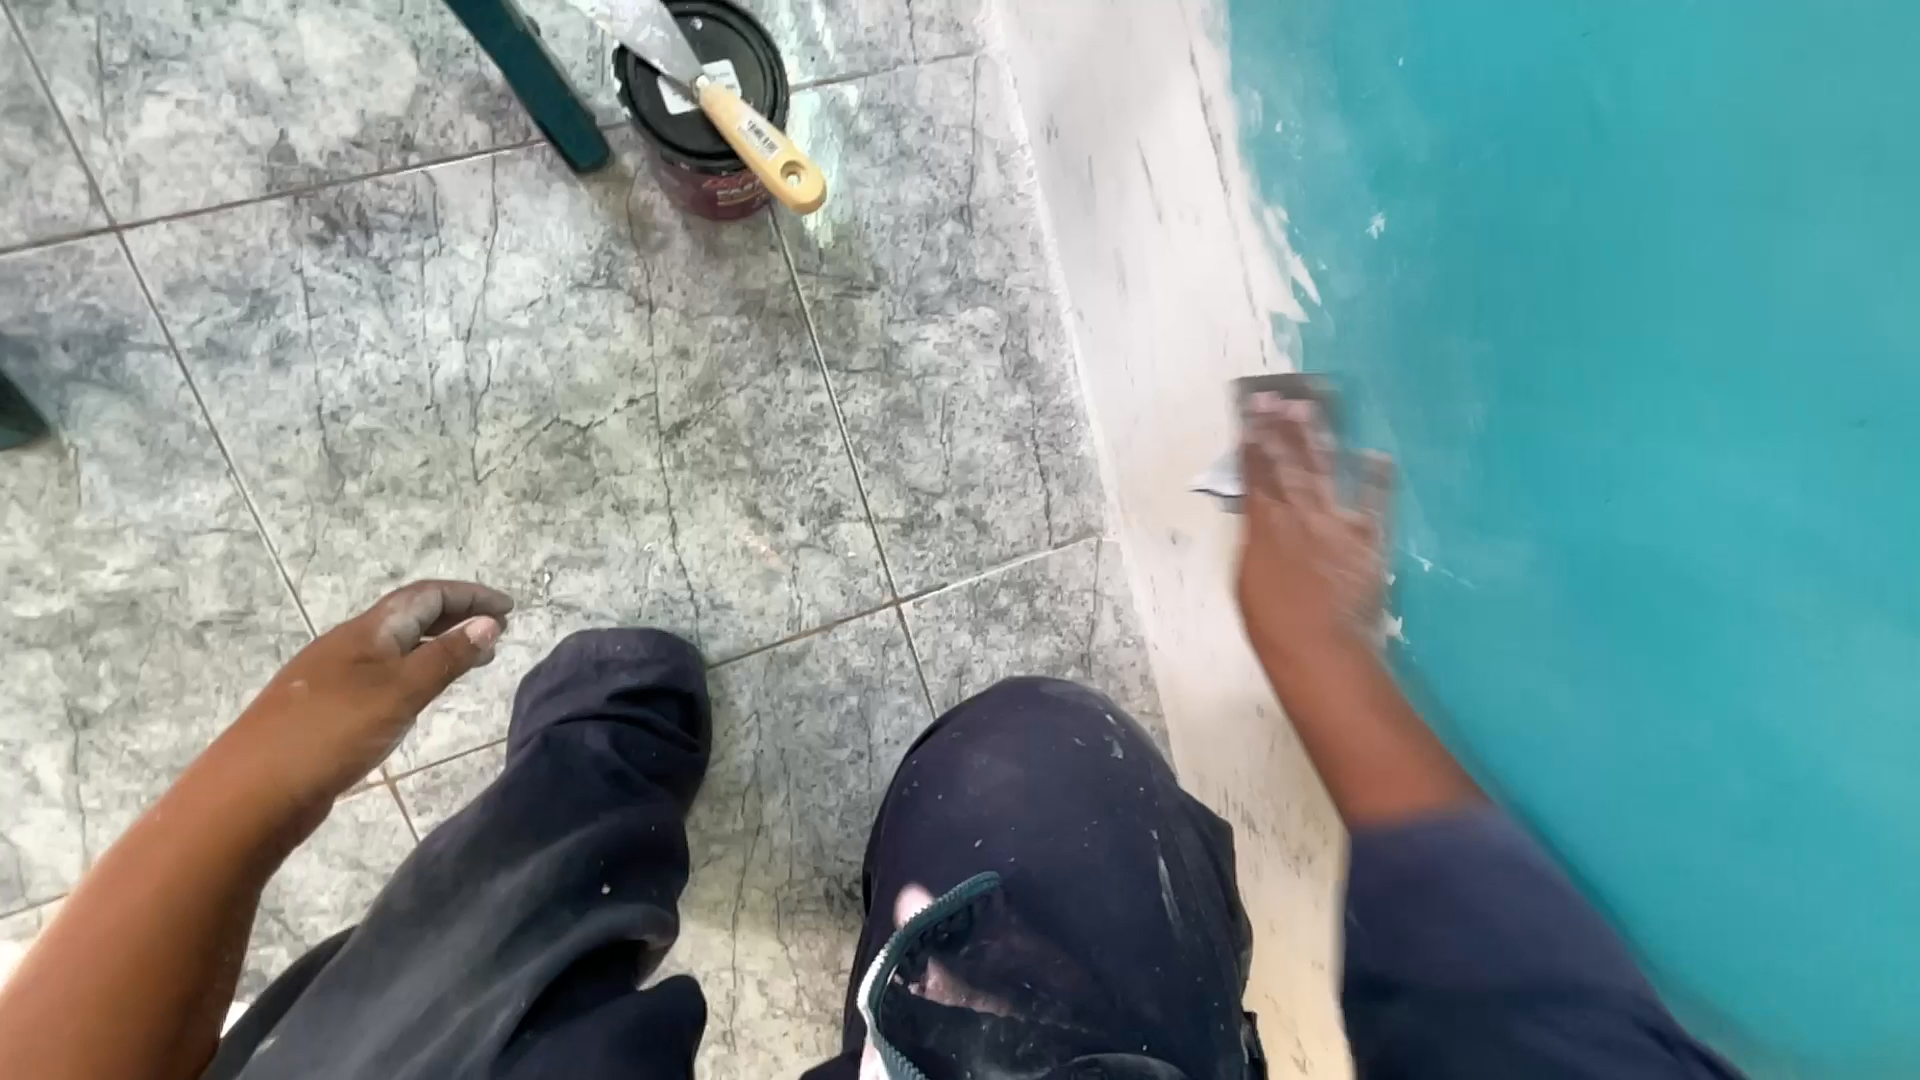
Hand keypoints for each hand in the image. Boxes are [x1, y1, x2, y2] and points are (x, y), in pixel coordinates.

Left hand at [219, 581, 513, 810]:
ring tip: (475, 660)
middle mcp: (348, 646)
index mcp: (365, 633)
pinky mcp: (329, 708)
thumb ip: (448, 657)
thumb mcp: (401, 692)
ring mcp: (335, 677)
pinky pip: (386, 672)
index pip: (426, 596)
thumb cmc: (330, 734)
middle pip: (411, 616)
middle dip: (458, 616)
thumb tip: (490, 623)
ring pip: (399, 645)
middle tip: (498, 631)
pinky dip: (419, 669)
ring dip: (441, 644)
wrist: (247, 797)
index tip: (509, 609)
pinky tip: (425, 692)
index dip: (470, 595)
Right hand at [1235, 393, 1392, 666]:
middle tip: (1273, 397)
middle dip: (1278, 429)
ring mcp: (1338, 525)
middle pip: (1287, 465)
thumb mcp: (1245, 576)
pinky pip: (1376, 504)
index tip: (1248, 415)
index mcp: (1265, 527)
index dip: (1252, 444)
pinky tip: (1375, 453)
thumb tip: (1256, 514)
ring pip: (1324, 473)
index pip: (1256, 476)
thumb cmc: (1271, 622)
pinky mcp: (1369, 540)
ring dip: (1315, 439)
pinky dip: (1377, 478)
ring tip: (1307, 408)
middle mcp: (1301, 516)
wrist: (1321, 649)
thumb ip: (1254, 538)